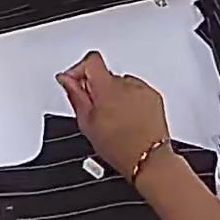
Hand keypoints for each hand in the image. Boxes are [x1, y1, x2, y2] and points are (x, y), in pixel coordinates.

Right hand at [56, 51, 171, 176]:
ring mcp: (142, 90)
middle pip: (105, 75)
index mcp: (107, 88)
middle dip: (96, 89)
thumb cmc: (118, 146)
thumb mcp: (87, 122)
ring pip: (120, 84)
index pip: (91, 61)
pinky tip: (126, 119)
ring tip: (112, 118)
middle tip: (93, 111)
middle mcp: (127, 84)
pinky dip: (129, 100)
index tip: (75, 83)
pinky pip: (136, 91)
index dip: (79, 70)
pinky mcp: (154, 97)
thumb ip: (75, 95)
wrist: (148, 159)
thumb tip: (66, 79)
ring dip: (113, 95)